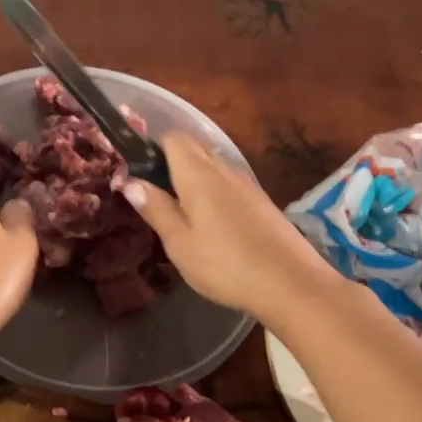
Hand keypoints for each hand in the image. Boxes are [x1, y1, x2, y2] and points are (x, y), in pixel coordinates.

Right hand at [122, 132, 334, 319]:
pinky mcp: (261, 201)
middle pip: (193, 149)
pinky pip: (228, 184)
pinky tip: (209, 224)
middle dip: (169, 163)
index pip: (172, 138)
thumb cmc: (225, 264)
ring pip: (212, 166)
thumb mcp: (179, 242)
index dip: (151, 149)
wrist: (291, 283)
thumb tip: (130, 181)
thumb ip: (155, 208)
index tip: (137, 175)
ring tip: (178, 213)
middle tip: (153, 197)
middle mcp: (224, 169)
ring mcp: (246, 184)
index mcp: (198, 173)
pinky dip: (212, 193)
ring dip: (192, 179)